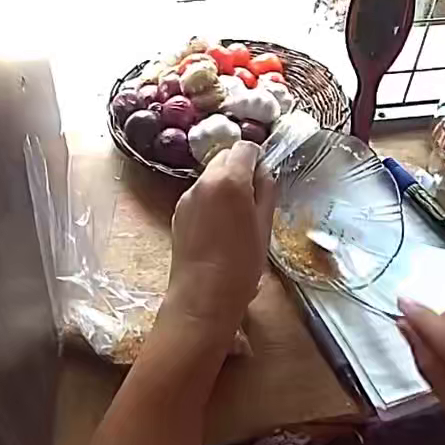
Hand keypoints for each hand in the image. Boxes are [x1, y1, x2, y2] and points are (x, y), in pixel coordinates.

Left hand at [163, 141, 274, 350]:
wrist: (202, 296)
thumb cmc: (242, 264)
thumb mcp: (265, 227)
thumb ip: (266, 192)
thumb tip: (264, 174)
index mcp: (230, 180)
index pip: (245, 148)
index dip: (258, 158)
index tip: (265, 177)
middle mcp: (205, 181)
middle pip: (224, 157)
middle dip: (240, 168)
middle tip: (253, 195)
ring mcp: (187, 196)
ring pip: (210, 175)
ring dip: (225, 183)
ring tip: (237, 214)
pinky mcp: (178, 211)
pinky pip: (199, 193)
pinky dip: (211, 198)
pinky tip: (219, 226)